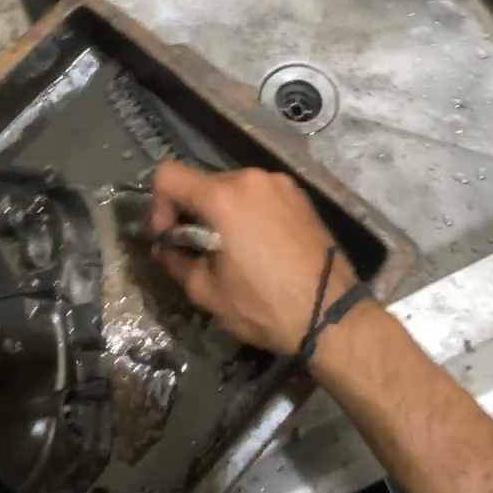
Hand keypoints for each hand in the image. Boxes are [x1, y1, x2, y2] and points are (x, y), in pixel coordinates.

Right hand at [150, 161, 359, 355]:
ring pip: (232, 188)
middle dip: (191, 212)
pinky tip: (259, 245)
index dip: (158, 204)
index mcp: (223, 197)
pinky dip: (248, 212)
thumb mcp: (208, 292)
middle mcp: (251, 178)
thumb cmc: (266, 306)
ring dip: (221, 212)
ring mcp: (280, 184)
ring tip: (231, 249)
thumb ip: (175, 261)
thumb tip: (164, 248)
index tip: (169, 236)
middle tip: (197, 248)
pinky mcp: (300, 196)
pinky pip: (259, 194)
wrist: (334, 316)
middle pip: (202, 182)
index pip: (168, 175)